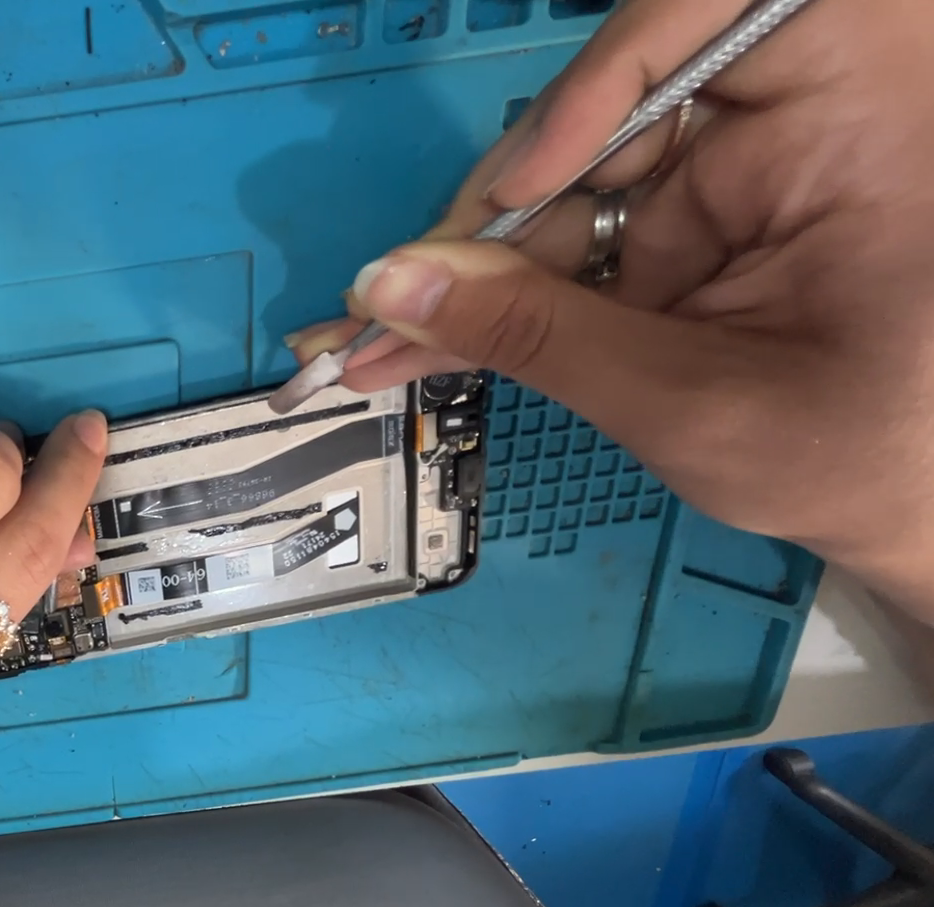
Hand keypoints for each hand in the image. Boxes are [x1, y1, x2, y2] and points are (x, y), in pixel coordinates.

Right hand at [288, 0, 933, 618]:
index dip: (606, 76)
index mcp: (862, 122)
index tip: (526, 184)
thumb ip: (533, 335)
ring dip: (448, 288)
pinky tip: (400, 349)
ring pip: (545, 212)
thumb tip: (388, 285)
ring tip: (367, 346)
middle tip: (387, 310)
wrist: (918, 516)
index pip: (728, 12)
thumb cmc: (865, 457)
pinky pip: (546, 266)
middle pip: (595, 132)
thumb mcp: (686, 399)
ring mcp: (710, 199)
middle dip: (478, 231)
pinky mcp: (660, 253)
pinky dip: (473, 314)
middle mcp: (782, 136)